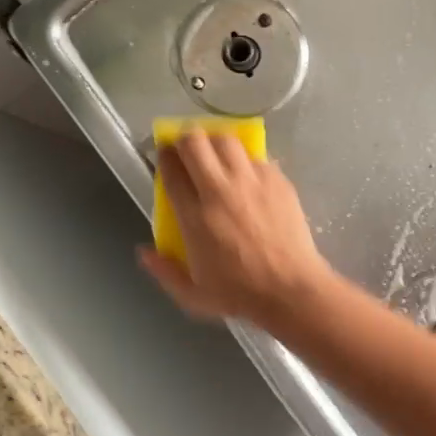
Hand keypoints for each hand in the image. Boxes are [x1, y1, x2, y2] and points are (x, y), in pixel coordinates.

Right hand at [138, 131, 334, 324]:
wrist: (291, 289)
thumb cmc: (240, 294)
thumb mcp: (193, 295)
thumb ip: (164, 272)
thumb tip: (144, 252)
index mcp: (194, 216)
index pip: (171, 171)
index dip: (164, 157)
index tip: (165, 157)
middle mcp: (220, 191)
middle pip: (195, 144)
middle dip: (186, 140)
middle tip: (188, 151)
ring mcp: (252, 182)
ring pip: (227, 141)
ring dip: (216, 143)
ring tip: (217, 155)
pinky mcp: (278, 181)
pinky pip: (257, 157)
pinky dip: (247, 160)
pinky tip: (248, 175)